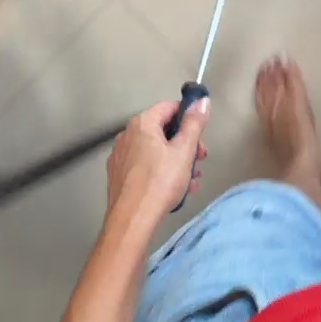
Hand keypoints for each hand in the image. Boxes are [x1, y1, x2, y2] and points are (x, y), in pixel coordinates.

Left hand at [106, 97, 209, 223]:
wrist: (132, 221)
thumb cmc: (160, 182)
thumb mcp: (184, 151)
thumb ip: (194, 123)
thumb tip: (202, 100)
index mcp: (142, 123)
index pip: (169, 107)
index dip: (188, 118)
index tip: (200, 136)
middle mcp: (127, 134)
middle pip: (163, 131)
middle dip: (185, 144)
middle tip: (199, 161)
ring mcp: (121, 156)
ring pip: (155, 151)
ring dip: (176, 161)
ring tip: (191, 181)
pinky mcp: (118, 176)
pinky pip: (145, 166)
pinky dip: (160, 172)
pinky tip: (175, 190)